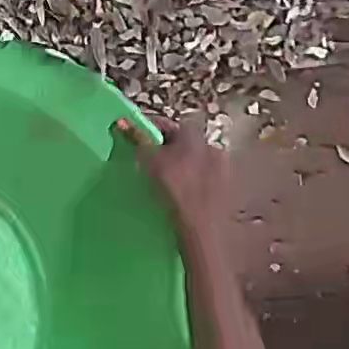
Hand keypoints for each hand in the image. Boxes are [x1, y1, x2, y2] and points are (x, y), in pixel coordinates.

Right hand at [114, 114, 230, 238]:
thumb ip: (137, 138)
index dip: (148, 130)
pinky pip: (203, 177)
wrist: (202, 227)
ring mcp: (222, 168)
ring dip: (179, 164)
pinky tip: (180, 192)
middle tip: (148, 160)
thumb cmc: (174, 188)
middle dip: (165, 147)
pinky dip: (190, 180)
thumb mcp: (149, 159)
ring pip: (193, 159)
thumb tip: (122, 120)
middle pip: (182, 141)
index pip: (166, 124)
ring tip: (163, 178)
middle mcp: (211, 145)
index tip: (135, 140)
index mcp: (194, 134)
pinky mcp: (226, 189)